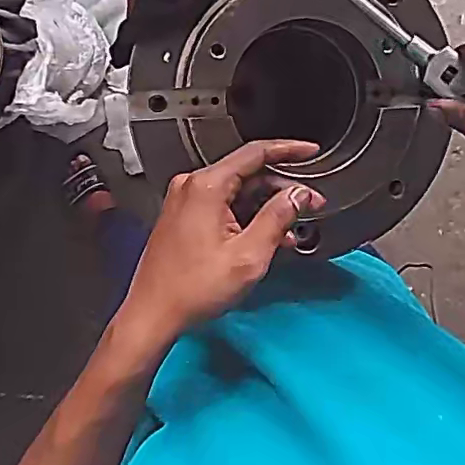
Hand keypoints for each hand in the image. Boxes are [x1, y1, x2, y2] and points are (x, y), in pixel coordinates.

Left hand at [113, 140, 326, 347]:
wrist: (153, 314)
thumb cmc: (193, 289)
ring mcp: (186, 200)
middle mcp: (192, 186)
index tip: (310, 151)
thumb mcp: (248, 256)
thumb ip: (278, 218)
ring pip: (238, 191)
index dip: (289, 150)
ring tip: (291, 228)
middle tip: (310, 203)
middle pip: (248, 173)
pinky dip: (247, 216)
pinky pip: (223, 205)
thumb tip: (298, 195)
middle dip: (282, 188)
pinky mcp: (184, 216)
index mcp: (206, 187)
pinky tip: (266, 236)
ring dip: (266, 206)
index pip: (255, 153)